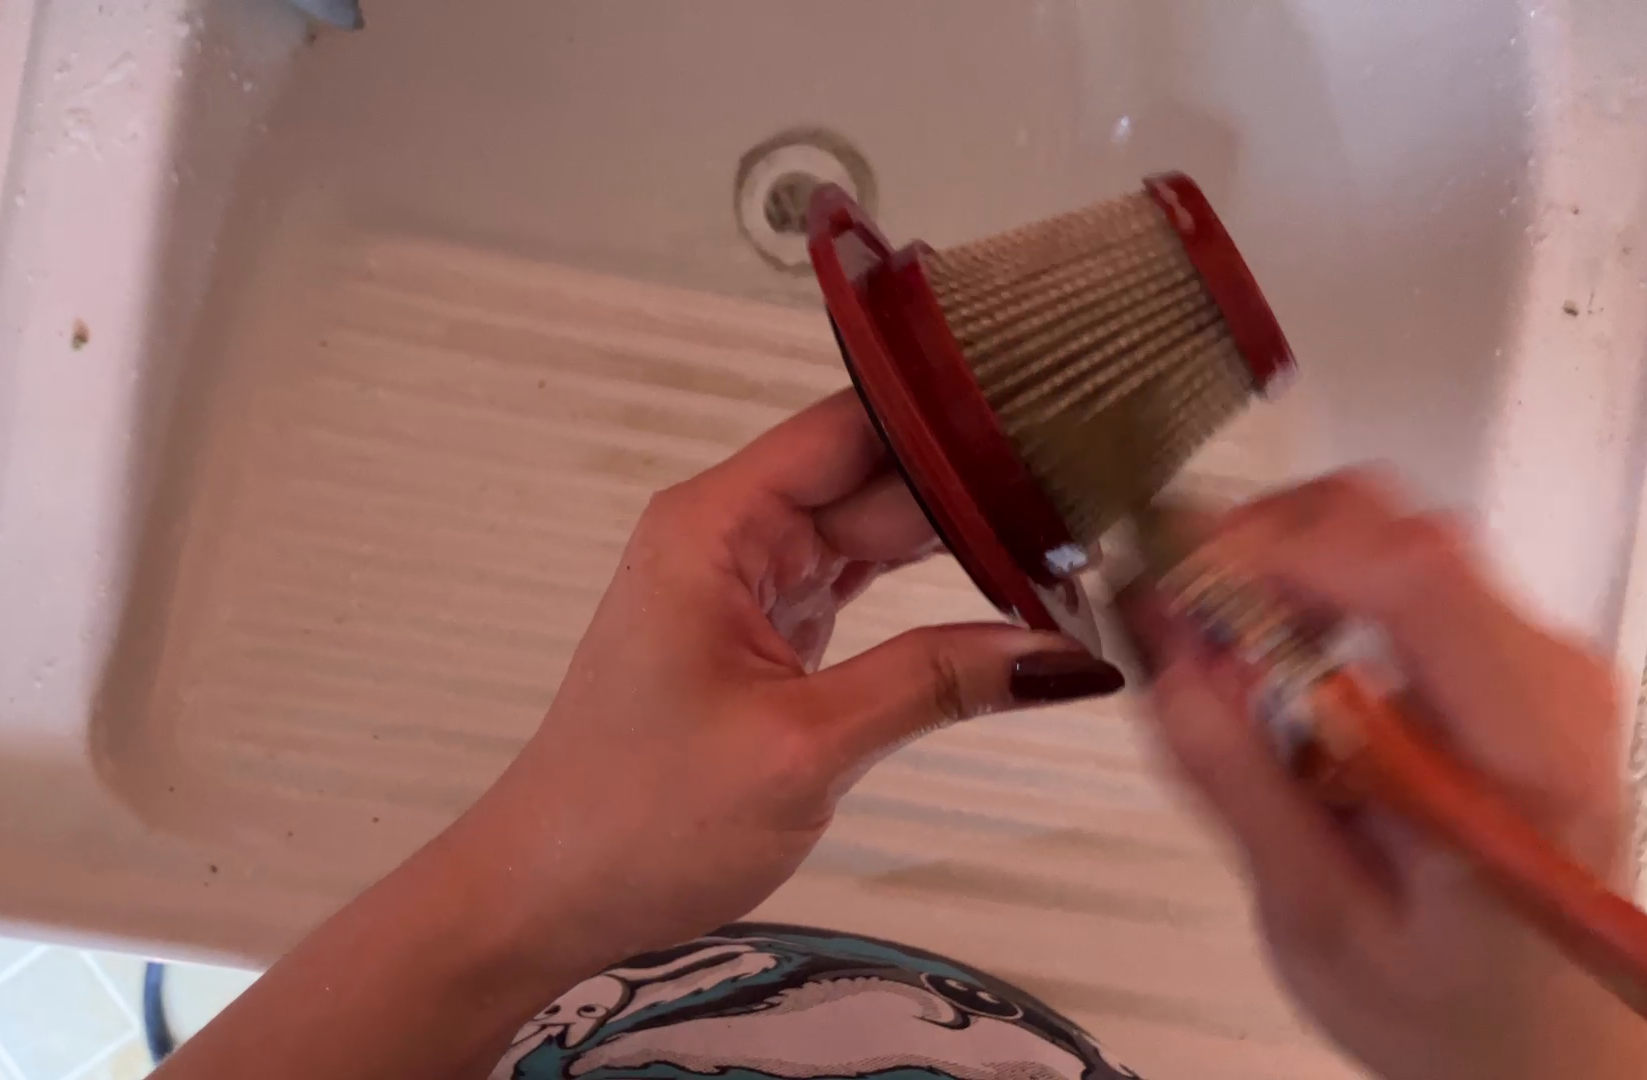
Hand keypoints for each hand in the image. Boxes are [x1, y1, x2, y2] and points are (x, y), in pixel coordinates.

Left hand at [451, 390, 1122, 974]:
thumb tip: (1069, 655)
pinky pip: (848, 586)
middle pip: (864, 479)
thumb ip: (932, 682)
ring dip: (951, 537)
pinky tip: (995, 585)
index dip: (943, 415)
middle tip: (1092, 483)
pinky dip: (916, 592)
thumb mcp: (802, 746)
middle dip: (968, 483)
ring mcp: (746, 582)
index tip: (1049, 410)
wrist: (554, 886)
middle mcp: (730, 532)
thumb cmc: (651, 812)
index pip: (845, 430)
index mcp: (717, 522)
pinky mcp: (763, 632)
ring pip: (863, 534)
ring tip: (1068, 524)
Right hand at [1122, 473, 1646, 1079]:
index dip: (1272, 552)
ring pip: (1378, 526)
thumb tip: (1166, 659)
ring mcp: (1520, 655)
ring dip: (1260, 553)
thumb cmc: (1446, 1008)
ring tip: (1192, 622)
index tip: (1169, 577)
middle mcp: (1542, 677)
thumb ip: (1238, 785)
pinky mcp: (1484, 654)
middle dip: (1250, 539)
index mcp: (1520, 757)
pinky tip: (1241, 635)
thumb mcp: (1315, 916)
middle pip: (1390, 525)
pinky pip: (1373, 564)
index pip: (1412, 581)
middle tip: (1166, 599)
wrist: (1552, 1038)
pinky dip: (1284, 573)